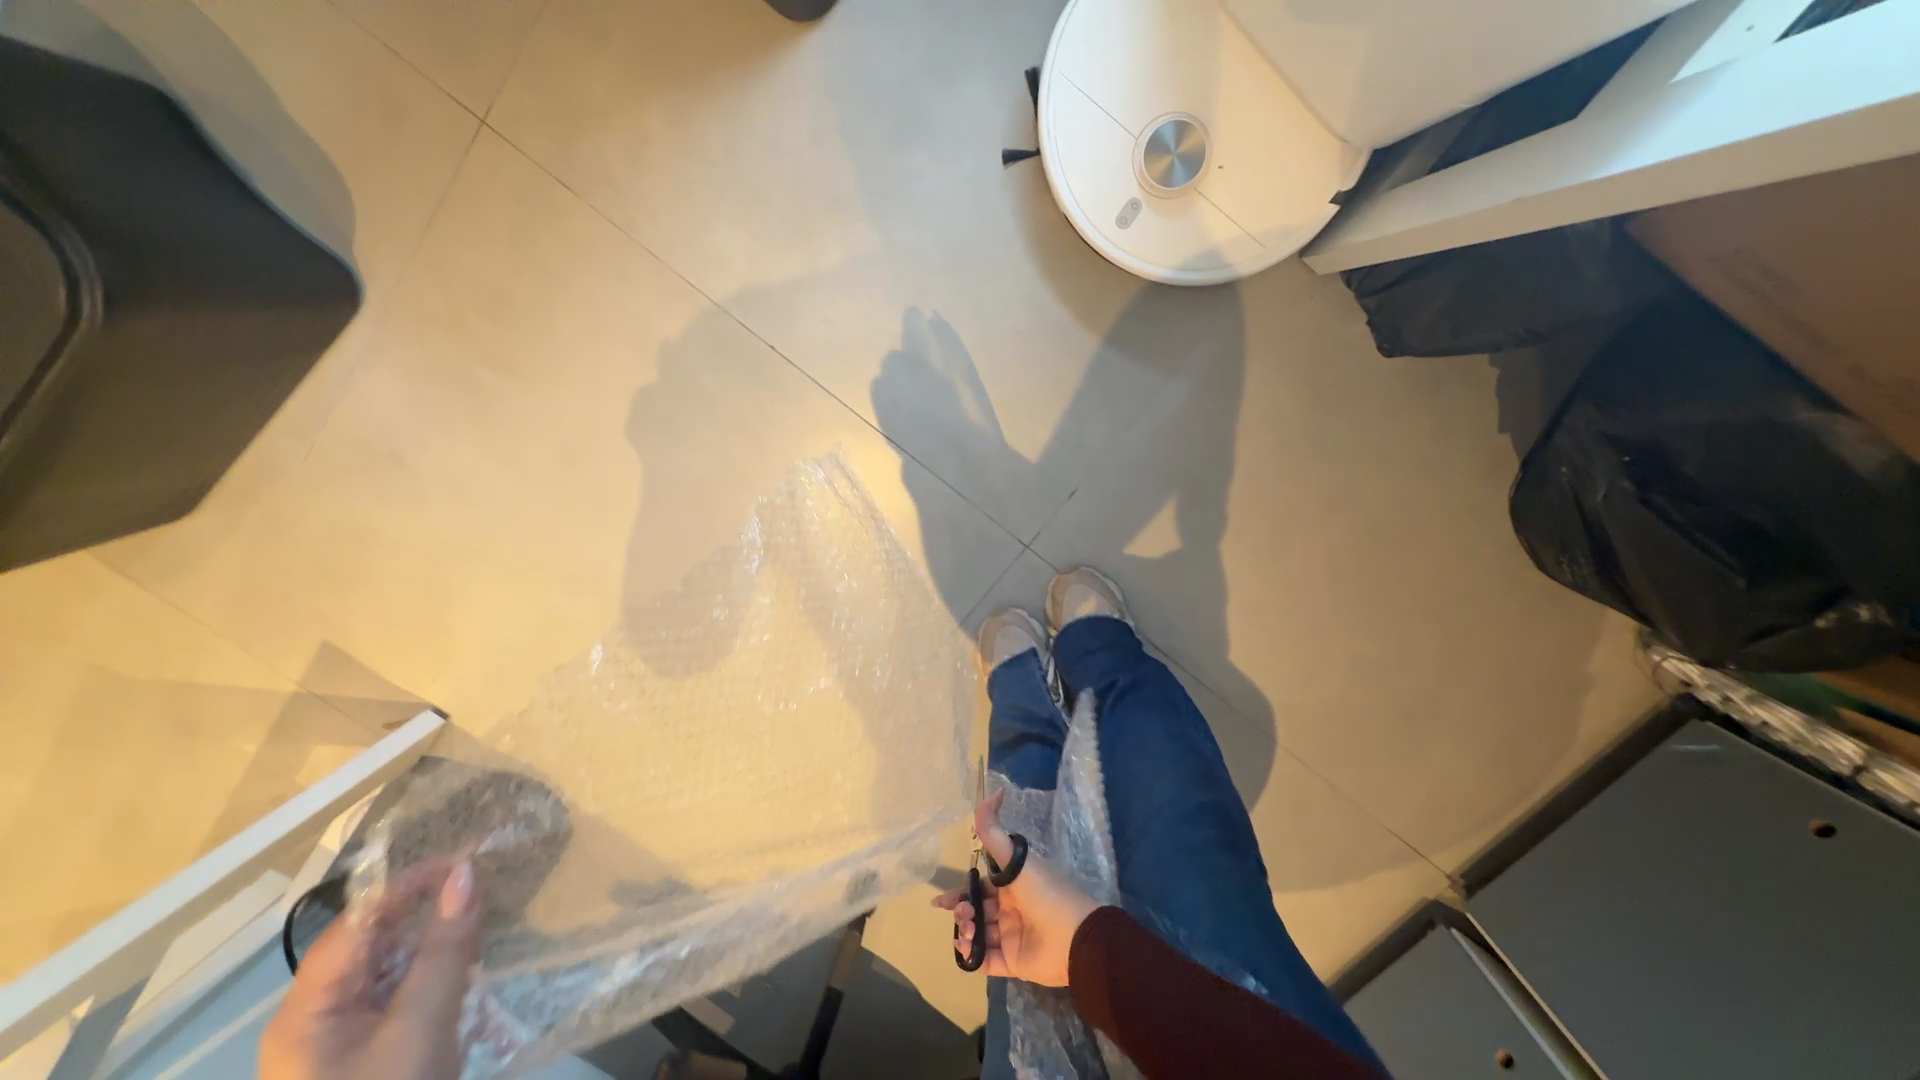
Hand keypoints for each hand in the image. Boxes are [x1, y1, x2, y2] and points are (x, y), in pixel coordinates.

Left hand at [261, 860, 479, 1079]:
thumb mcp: (422, 1026)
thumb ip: (445, 949)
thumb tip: (466, 873)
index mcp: (307, 1010)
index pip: (357, 922)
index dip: (408, 884)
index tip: (467, 862)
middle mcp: (312, 1019)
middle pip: (369, 945)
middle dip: (424, 913)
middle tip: (481, 894)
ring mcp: (337, 1043)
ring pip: (386, 971)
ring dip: (433, 947)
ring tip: (480, 931)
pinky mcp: (365, 1059)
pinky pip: (397, 1000)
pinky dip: (433, 981)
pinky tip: (465, 978)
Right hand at [934, 792, 1099, 986]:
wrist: (1073, 936)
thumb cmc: (1044, 892)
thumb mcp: (1015, 859)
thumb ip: (995, 830)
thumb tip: (994, 791)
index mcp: (1012, 887)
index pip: (979, 888)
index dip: (960, 893)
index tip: (940, 901)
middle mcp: (1010, 910)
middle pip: (975, 911)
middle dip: (961, 912)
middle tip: (963, 914)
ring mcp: (1011, 937)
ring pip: (977, 936)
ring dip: (965, 933)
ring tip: (969, 931)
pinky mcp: (1013, 963)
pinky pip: (985, 961)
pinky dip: (972, 957)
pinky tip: (967, 949)